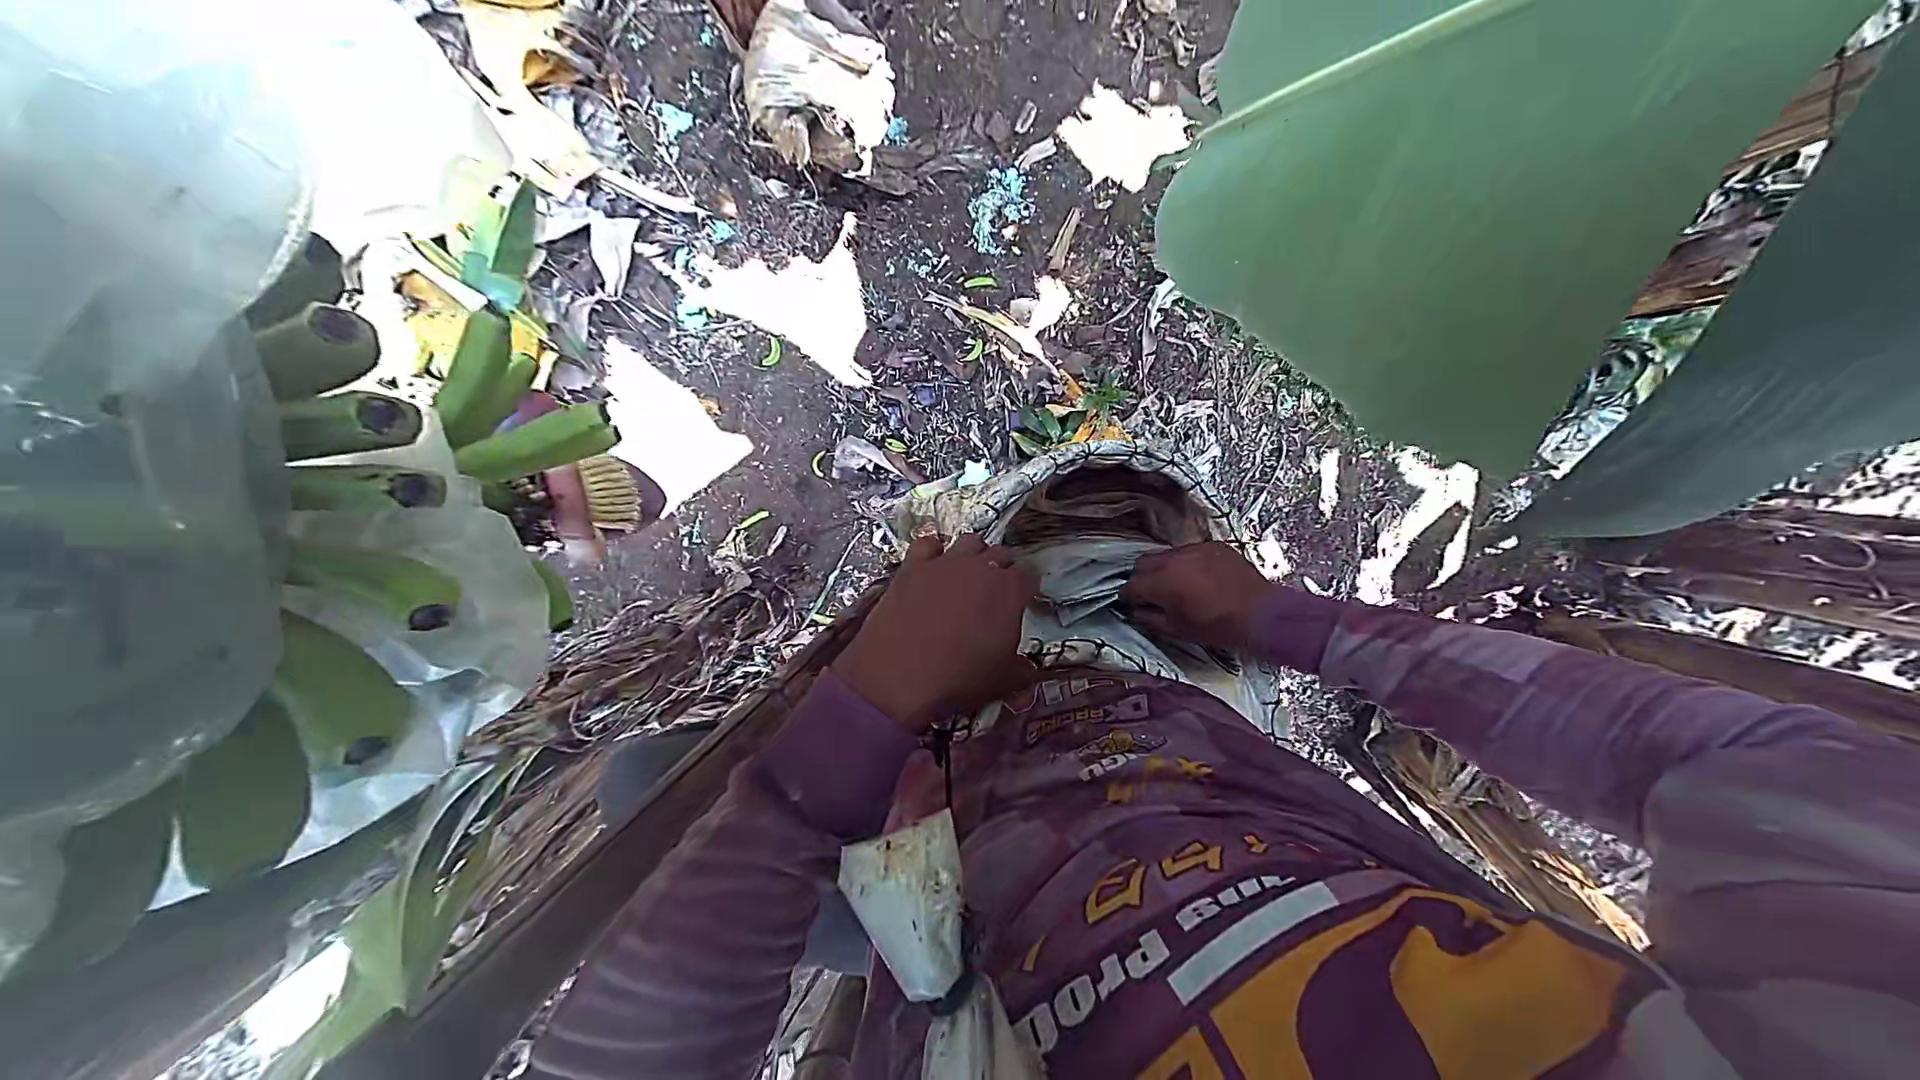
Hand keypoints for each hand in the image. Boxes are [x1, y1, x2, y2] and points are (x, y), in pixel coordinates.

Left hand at [832, 533, 1039, 732]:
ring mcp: (945, 563)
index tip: (1023, 597)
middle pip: (1000, 553)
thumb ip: (1021, 668)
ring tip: (968, 572)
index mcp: (1009, 592)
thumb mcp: (1001, 681)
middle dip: (1002, 568)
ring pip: (969, 541)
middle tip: (995, 590)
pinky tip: (933, 563)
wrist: (897, 676)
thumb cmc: (956, 678)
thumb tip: (1026, 669)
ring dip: (973, 554)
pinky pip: (928, 544)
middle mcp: (980, 568)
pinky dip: (933, 550)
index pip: (1029, 576)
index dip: (1027, 587)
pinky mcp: (912, 567)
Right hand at [1120, 541, 1275, 650]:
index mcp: (1160, 582)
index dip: (1128, 597)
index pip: (1130, 586)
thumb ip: (1149, 619)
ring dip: (1164, 568)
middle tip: (1153, 594)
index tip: (1133, 605)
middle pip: (1143, 563)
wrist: (1262, 615)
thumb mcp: (1177, 630)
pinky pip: (1190, 551)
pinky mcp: (1213, 546)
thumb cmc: (1216, 627)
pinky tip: (1200, 577)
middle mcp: (1172, 560)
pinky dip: (1187, 563)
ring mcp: (1194, 549)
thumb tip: (1135, 611)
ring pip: (1166, 555)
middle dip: (1142, 578)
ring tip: (1177, 585)